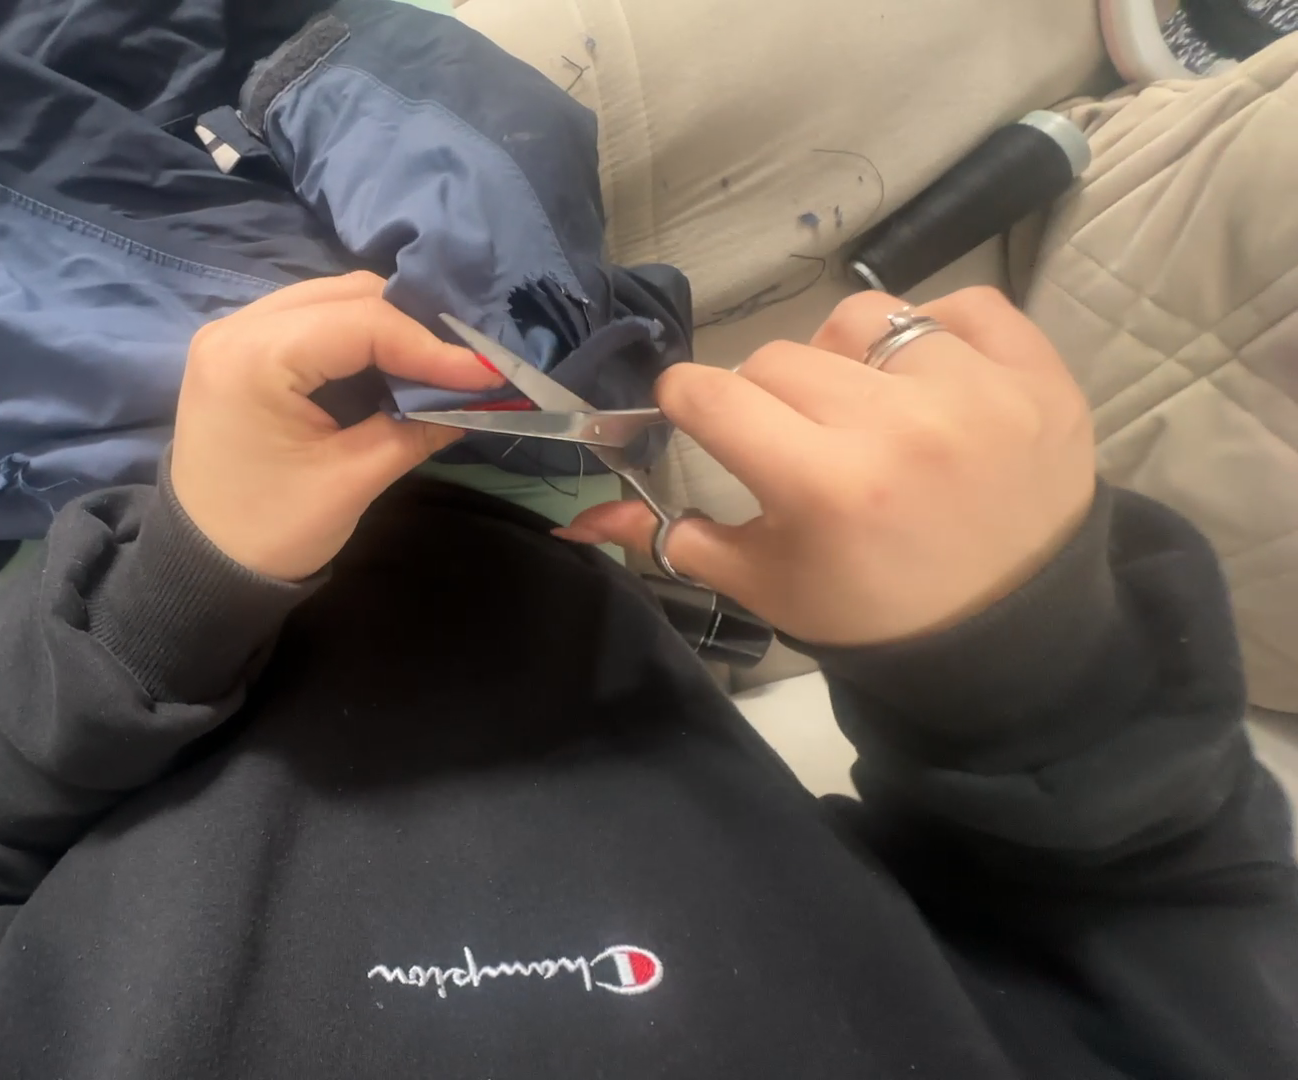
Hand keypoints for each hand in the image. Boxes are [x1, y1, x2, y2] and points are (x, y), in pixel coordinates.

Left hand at [170, 272, 502, 580]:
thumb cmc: (271, 532)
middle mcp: (235, 327)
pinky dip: (355, 342)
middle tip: (460, 367)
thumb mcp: (350, 482)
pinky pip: (310, 325)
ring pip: (329, 304)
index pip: (361, 323)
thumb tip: (475, 400)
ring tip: (431, 368)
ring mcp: (232, 336)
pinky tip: (386, 369)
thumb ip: (415, 431)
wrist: (204, 564)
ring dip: (384, 331)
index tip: (484, 374)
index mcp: (252, 357)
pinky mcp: (239, 354)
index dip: (430, 346)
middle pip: (345, 297)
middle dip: (410, 329)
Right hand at [562, 287, 1096, 646]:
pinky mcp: (1042, 377)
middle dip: (755, 393)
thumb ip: (657, 537)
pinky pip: (961, 306)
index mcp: (819, 484)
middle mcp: (897, 426)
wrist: (1004, 632)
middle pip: (773, 357)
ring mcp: (979, 394)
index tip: (691, 414)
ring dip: (836, 357)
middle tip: (778, 437)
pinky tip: (920, 381)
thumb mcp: (751, 579)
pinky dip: (928, 333)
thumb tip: (574, 522)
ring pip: (859, 319)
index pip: (711, 395)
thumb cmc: (858, 608)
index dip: (683, 399)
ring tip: (854, 405)